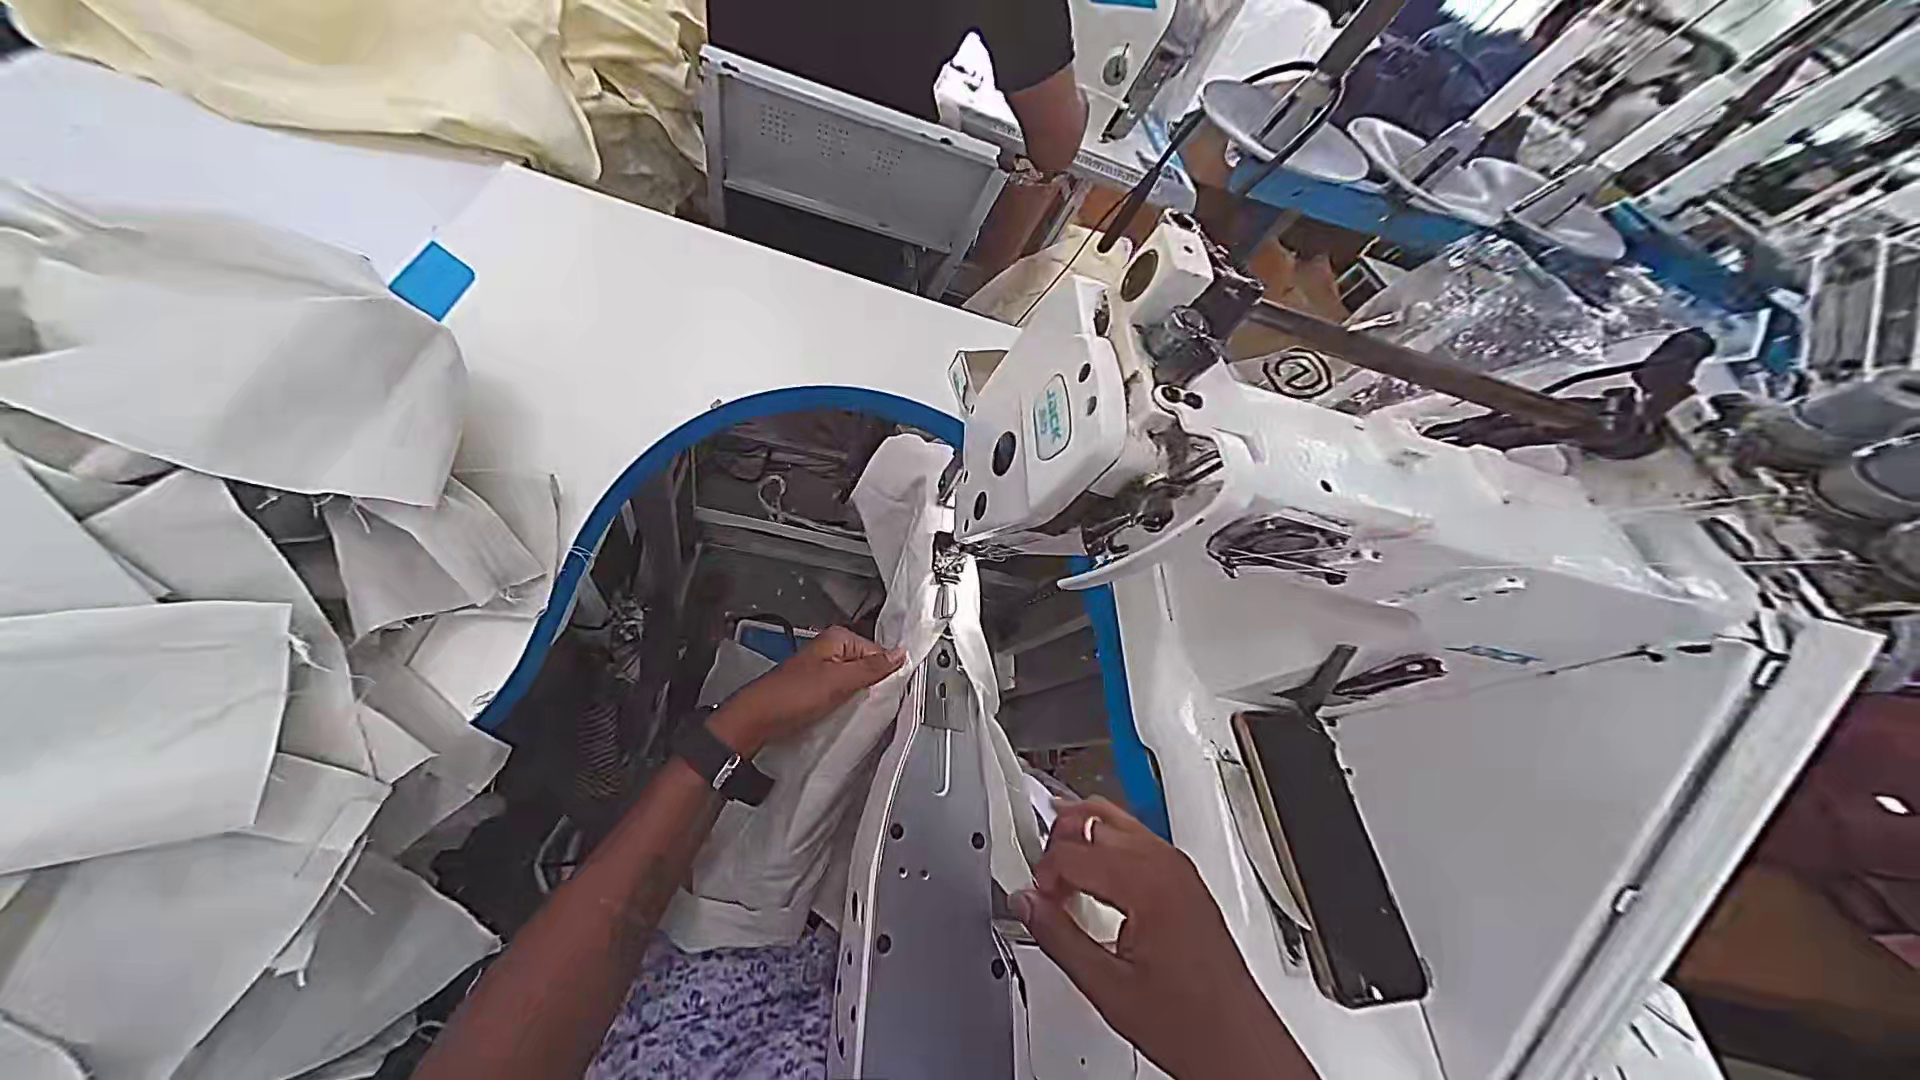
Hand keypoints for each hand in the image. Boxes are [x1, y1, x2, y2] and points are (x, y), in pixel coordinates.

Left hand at [709, 626, 904, 754]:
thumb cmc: (789, 697)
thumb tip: (899, 655)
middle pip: (868, 666)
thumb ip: (873, 667)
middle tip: (871, 702)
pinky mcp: (817, 689)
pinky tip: (844, 713)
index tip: (890, 689)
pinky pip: (843, 693)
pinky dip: (847, 703)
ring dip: (859, 696)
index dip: (886, 672)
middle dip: (873, 684)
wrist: (757, 720)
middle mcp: (830, 650)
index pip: (878, 652)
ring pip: (856, 681)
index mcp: (837, 639)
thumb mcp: (840, 681)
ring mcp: (823, 670)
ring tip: (854, 708)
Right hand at [1011, 798, 1317, 1079]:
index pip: (1072, 853)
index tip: (1036, 900)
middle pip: (1091, 822)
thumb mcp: (1107, 988)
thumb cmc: (1191, 1025)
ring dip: (1079, 834)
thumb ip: (1058, 936)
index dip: (1043, 875)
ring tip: (1059, 867)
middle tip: (1044, 884)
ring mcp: (1176, 864)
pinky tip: (1091, 863)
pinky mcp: (1182, 873)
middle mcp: (1164, 862)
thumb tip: (1026, 902)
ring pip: (1113, 817)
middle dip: (1058, 847)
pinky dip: (1104, 838)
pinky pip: (1133, 833)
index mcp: (1145, 883)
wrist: (1241, 1048)